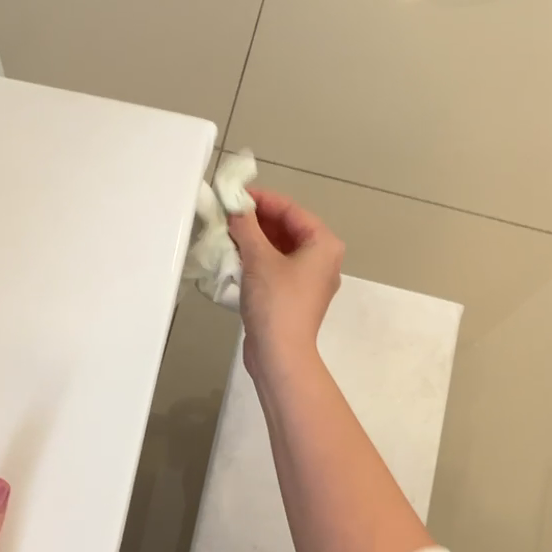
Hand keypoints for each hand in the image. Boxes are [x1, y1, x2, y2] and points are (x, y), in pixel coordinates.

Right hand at [226, 186, 344, 381]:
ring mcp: (310, 282)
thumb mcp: (258, 258)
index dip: (262, 200)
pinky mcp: (295, 300)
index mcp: (324, 244)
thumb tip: (235, 207)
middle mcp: (323, 260)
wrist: (280, 355)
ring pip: (281, 251)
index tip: (235, 196)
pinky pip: (277, 270)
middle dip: (257, 222)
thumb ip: (246, 227)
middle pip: (287, 229)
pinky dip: (258, 262)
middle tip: (228, 216)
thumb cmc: (275, 302)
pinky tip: (236, 260)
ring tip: (227, 236)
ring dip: (255, 242)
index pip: (291, 210)